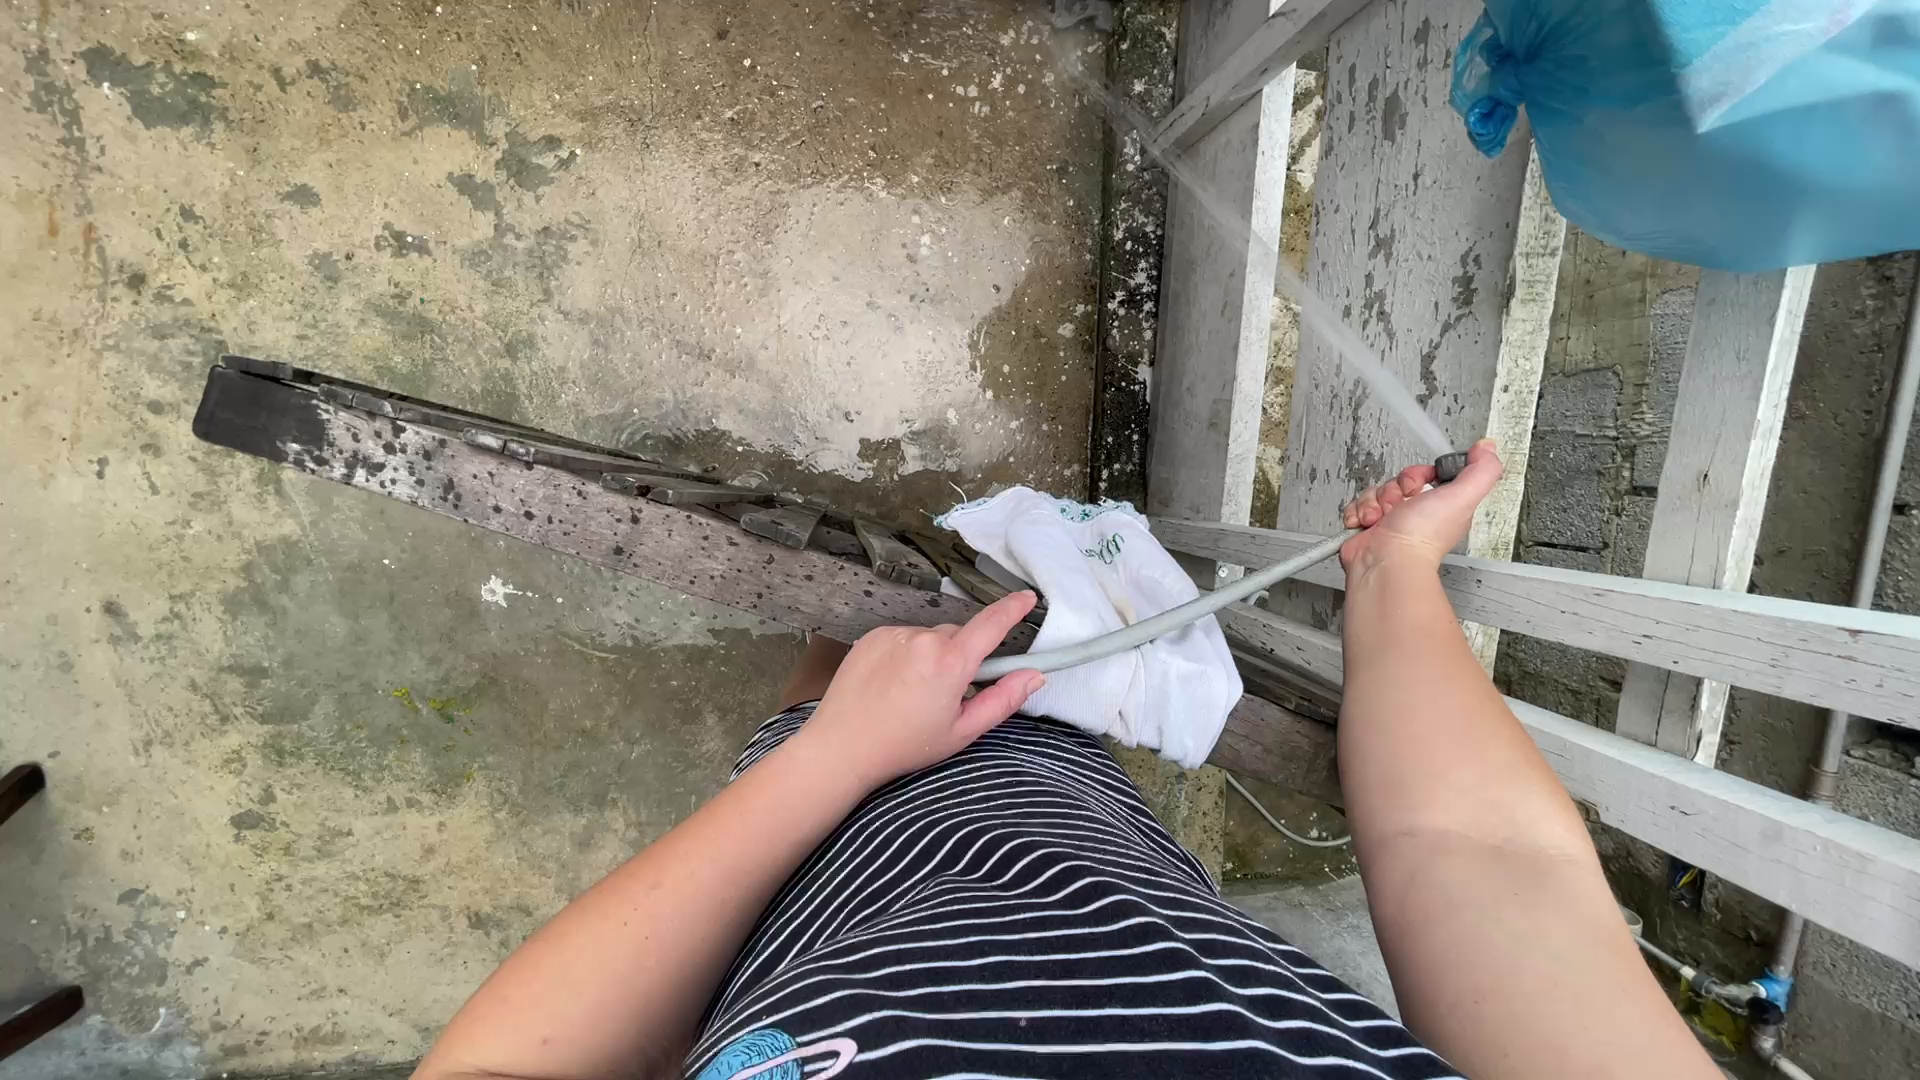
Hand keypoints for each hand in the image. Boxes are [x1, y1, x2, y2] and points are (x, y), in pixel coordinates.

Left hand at [792, 591, 1044, 790]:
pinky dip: (906, 654)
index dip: (1013, 608)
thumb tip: (1035, 675)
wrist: (841, 746)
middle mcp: (923, 638)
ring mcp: (895, 634)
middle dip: (960, 656)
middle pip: (958, 635)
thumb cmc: (904, 745)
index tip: (1027, 597)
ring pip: (929, 637)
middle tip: (946, 693)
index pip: (991, 624)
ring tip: (911, 692)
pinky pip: (903, 638)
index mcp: (950, 663)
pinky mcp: (873, 635)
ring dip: (931, 655)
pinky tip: (892, 682)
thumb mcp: (962, 731)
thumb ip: (1003, 699)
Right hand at [1339, 439, 1502, 580]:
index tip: (1418, 486)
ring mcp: (1389, 520)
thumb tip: (1486, 448)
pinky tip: (1366, 524)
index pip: (1425, 474)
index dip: (1417, 475)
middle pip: (1397, 482)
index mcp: (1440, 505)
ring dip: (1373, 503)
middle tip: (1399, 506)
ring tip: (1380, 519)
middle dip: (1393, 490)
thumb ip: (1481, 470)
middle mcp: (1415, 512)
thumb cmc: (1421, 536)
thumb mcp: (1462, 496)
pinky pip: (1356, 505)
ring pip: (1375, 492)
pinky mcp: (1366, 526)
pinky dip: (1357, 512)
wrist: (1384, 559)